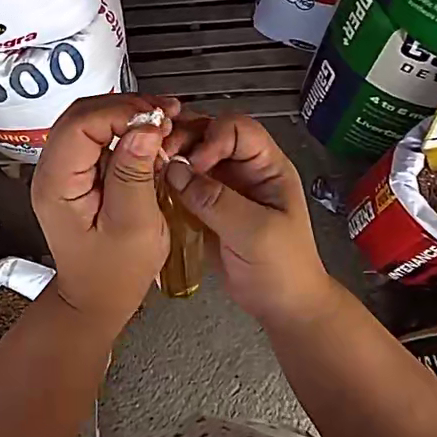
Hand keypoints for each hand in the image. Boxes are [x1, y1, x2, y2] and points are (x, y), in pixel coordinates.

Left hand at [31, 93, 180, 324]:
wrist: (97, 297)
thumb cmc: (114, 273)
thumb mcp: (133, 225)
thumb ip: (135, 174)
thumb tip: (146, 128)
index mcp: (58, 184)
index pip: (81, 124)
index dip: (121, 112)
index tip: (157, 119)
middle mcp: (54, 171)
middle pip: (83, 114)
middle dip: (127, 106)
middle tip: (166, 113)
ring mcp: (66, 170)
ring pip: (92, 120)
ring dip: (129, 115)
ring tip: (165, 121)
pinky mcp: (82, 173)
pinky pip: (101, 137)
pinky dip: (128, 130)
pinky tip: (153, 137)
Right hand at [163, 115, 333, 324]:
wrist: (283, 306)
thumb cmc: (285, 269)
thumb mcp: (256, 233)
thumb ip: (217, 201)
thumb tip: (178, 172)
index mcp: (268, 168)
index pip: (238, 130)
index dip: (212, 138)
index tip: (194, 163)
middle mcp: (245, 171)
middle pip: (211, 136)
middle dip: (184, 141)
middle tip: (160, 156)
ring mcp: (225, 189)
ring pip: (193, 159)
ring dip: (172, 160)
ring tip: (151, 170)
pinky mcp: (206, 209)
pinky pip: (184, 186)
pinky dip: (167, 184)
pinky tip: (153, 189)